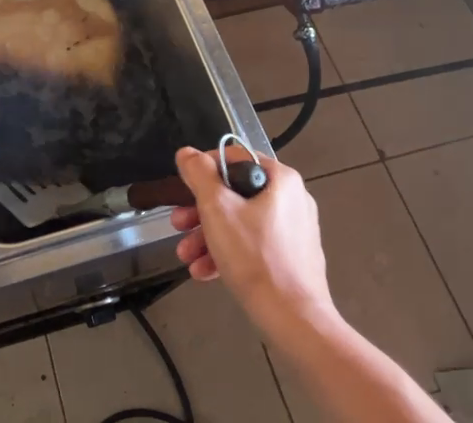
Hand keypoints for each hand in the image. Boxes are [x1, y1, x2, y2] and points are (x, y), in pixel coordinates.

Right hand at [171, 146, 337, 340]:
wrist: (294, 320)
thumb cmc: (254, 257)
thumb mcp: (217, 209)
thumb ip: (199, 174)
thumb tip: (187, 153)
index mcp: (280, 179)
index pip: (234, 158)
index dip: (203, 170)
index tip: (182, 189)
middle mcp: (292, 199)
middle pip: (235, 194)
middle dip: (200, 212)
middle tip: (178, 225)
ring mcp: (294, 230)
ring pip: (241, 222)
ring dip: (208, 236)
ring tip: (186, 257)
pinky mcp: (292, 258)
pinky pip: (254, 245)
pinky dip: (228, 254)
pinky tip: (204, 272)